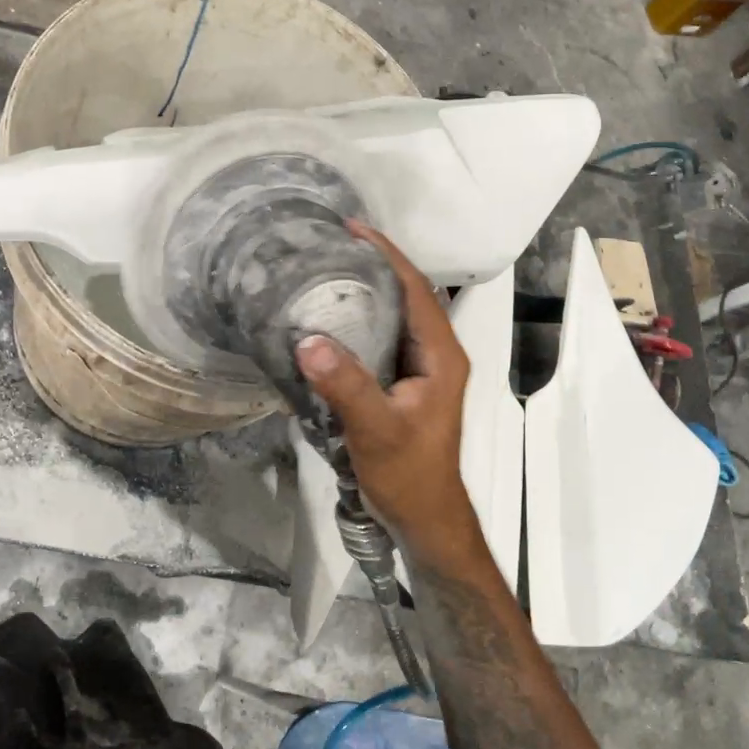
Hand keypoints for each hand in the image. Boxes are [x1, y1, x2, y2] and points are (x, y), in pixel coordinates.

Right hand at [295, 222, 477, 553]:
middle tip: (327, 247)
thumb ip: (347, 385)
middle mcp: (435, 355)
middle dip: (372, 267)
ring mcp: (420, 371)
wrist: (425, 519)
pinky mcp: (403, 387)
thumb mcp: (377, 430)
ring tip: (322, 274)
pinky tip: (326, 324)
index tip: (352, 229)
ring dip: (364, 294)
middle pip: (406, 296)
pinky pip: (380, 341)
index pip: (417, 289)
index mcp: (441, 355)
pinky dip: (357, 323)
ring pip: (393, 318)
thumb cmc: (410, 474)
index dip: (387, 255)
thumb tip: (307, 340)